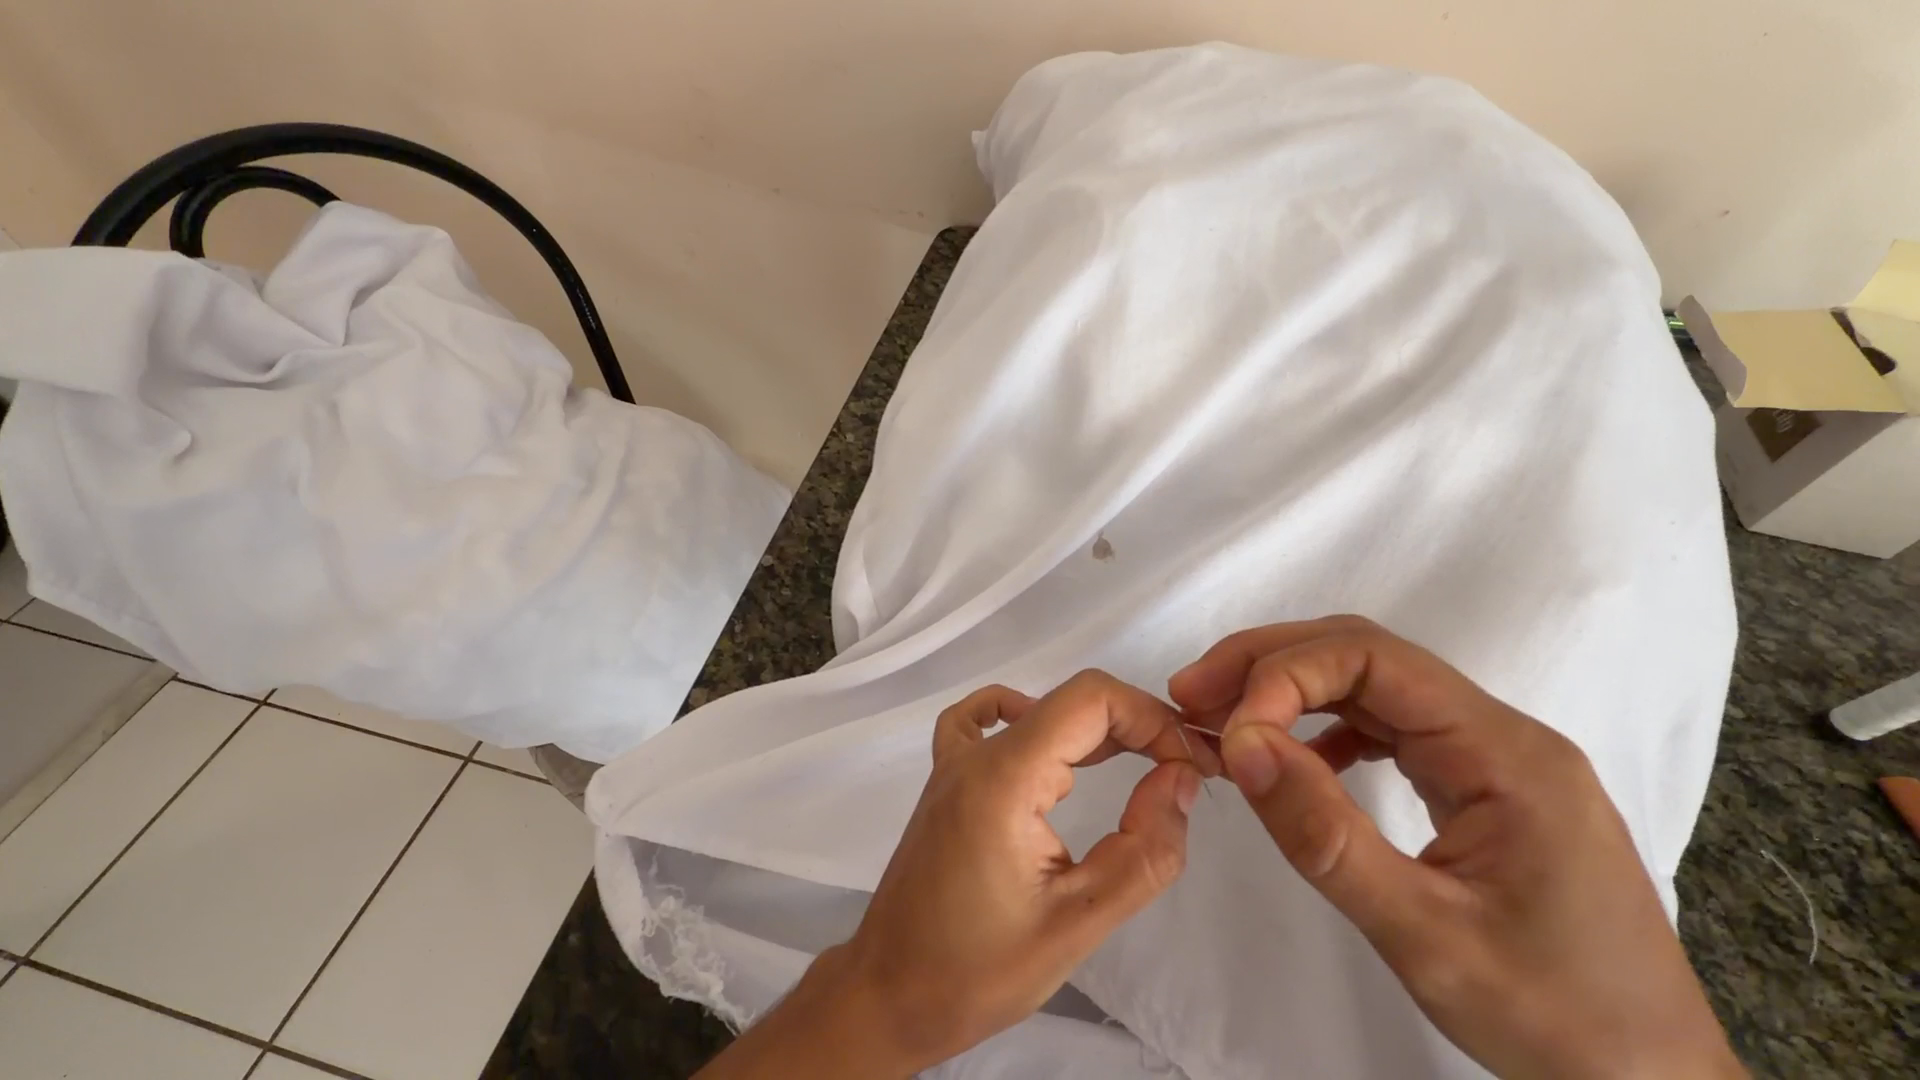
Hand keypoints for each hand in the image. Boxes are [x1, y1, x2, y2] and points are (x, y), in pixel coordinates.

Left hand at [827, 672, 1209, 1075]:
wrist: (890, 995)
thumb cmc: (979, 970)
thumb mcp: (1080, 922)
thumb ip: (1145, 850)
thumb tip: (1182, 779)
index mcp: (1004, 778)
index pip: (1090, 700)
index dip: (1151, 719)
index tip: (1190, 765)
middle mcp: (974, 755)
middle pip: (1069, 701)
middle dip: (1135, 727)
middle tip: (1182, 773)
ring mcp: (952, 764)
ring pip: (1035, 709)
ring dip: (1094, 728)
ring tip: (1139, 764)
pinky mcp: (946, 782)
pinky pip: (980, 722)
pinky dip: (1024, 717)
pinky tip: (1046, 745)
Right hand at [1171, 616, 1743, 1079]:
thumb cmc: (1551, 1018)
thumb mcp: (1423, 935)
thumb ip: (1325, 836)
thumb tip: (1240, 745)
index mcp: (1505, 753)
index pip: (1375, 660)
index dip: (1284, 674)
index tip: (1223, 729)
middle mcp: (1501, 735)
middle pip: (1370, 655)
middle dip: (1273, 664)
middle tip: (1192, 694)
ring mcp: (1493, 759)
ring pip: (1374, 686)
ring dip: (1292, 691)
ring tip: (1223, 720)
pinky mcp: (1480, 787)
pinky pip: (1390, 729)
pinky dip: (1326, 729)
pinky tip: (1293, 762)